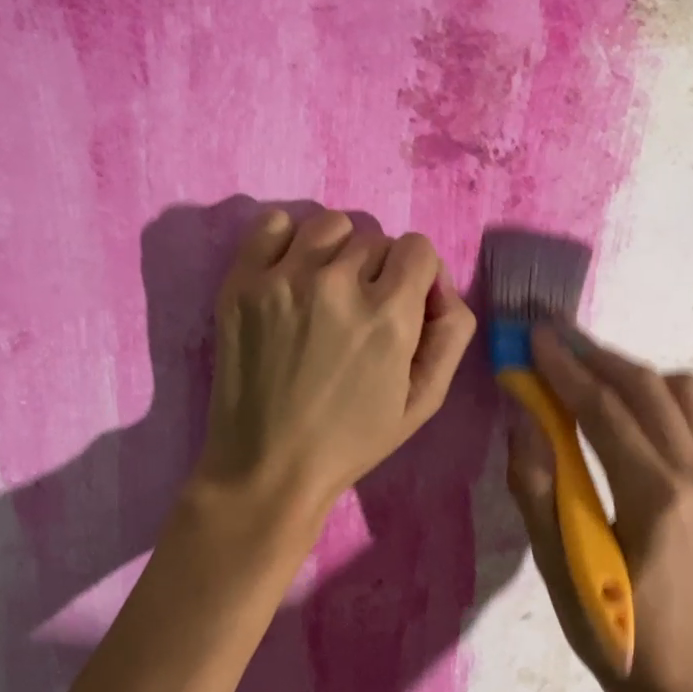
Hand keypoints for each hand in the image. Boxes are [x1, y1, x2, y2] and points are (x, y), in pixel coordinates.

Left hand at [194, 208, 476, 522]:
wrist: (267, 467)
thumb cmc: (351, 443)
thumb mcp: (423, 403)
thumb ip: (450, 335)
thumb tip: (442, 286)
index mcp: (388, 316)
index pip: (418, 248)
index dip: (416, 276)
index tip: (402, 305)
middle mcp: (338, 284)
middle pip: (374, 238)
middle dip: (376, 269)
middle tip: (359, 312)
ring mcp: (284, 279)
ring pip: (328, 225)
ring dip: (336, 250)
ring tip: (324, 291)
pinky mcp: (242, 283)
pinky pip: (273, 224)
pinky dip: (287, 239)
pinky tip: (289, 274)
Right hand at [507, 326, 692, 691]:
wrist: (672, 670)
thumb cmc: (606, 627)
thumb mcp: (557, 563)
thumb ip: (538, 486)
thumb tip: (523, 419)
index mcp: (654, 495)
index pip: (605, 409)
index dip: (564, 368)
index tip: (530, 336)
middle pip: (643, 387)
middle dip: (591, 355)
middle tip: (546, 335)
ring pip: (674, 392)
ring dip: (624, 369)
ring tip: (577, 364)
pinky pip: (689, 414)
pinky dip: (651, 393)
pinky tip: (617, 401)